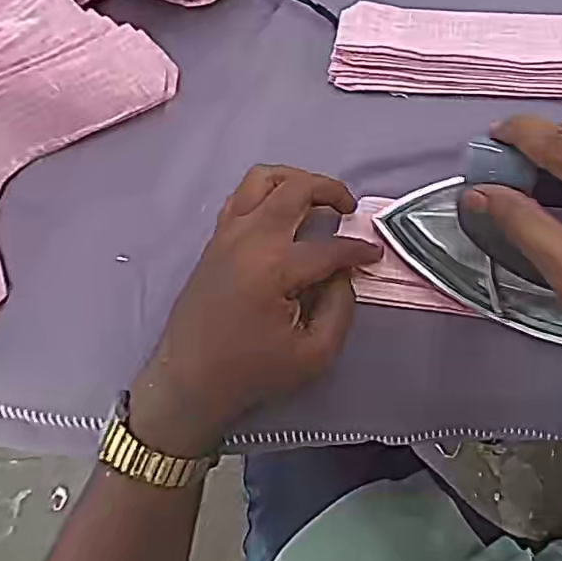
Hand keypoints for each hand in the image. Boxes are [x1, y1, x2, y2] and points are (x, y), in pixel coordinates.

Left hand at [129, 166, 380, 456]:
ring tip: (315, 199)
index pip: (330, 247)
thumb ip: (341, 308)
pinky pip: (242, 196)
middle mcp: (250, 239)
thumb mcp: (315, 354)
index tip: (374, 255)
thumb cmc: (252, 371)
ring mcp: (227, 234)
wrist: (188, 382)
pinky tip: (282, 213)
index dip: (359, 250)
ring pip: (263, 179)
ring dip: (296, 180)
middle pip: (296, 189)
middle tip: (348, 209)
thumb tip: (343, 273)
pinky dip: (268, 192)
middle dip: (331, 190)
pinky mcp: (215, 240)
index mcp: (275, 268)